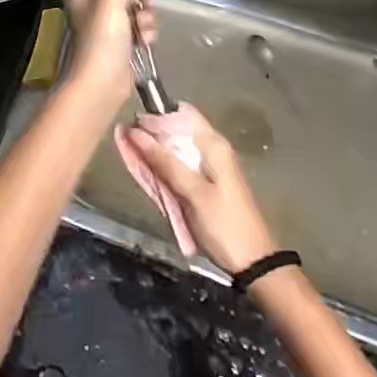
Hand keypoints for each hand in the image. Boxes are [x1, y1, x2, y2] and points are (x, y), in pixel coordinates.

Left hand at [63, 0, 155, 103]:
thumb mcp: (112, 0)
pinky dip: (146, 33)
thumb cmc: (101, 39)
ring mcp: (108, 27)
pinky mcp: (123, 45)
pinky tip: (146, 41)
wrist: (102, 83)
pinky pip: (140, 29)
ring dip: (145, 15)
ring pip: (134, 9)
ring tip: (143, 28)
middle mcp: (93, 7)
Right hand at [126, 106, 278, 273]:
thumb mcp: (193, 193)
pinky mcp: (203, 185)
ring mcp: (207, 168)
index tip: (133, 122)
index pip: (183, 113)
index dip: (158, 114)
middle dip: (150, 135)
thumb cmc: (224, 224)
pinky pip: (177, 168)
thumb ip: (165, 162)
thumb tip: (135, 132)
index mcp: (214, 145)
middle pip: (176, 132)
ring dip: (152, 154)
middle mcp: (211, 150)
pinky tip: (144, 172)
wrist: (253, 263)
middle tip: (123, 141)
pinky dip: (161, 169)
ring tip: (128, 155)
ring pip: (173, 151)